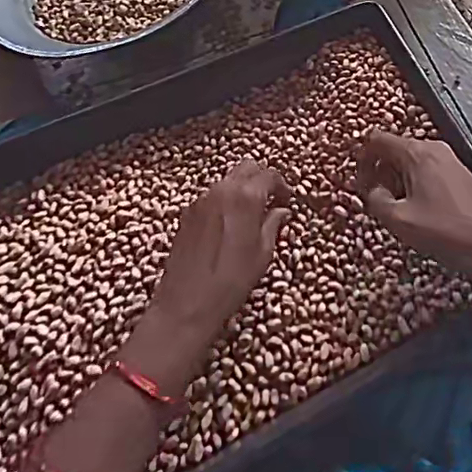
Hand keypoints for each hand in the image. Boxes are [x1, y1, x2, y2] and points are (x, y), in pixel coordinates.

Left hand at [147, 160, 292, 343]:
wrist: (185, 304)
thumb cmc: (229, 282)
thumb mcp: (262, 254)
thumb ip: (273, 225)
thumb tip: (280, 211)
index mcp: (246, 197)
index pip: (269, 175)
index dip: (282, 186)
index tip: (286, 200)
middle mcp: (222, 190)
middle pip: (247, 167)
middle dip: (262, 179)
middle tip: (271, 200)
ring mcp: (202, 200)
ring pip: (228, 179)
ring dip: (242, 189)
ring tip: (250, 215)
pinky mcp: (188, 213)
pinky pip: (212, 195)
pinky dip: (225, 200)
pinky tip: (229, 225)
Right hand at [354, 131, 471, 304]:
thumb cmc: (445, 232)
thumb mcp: (399, 221)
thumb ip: (376, 200)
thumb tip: (373, 190)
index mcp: (417, 152)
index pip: (377, 139)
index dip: (362, 157)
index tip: (358, 181)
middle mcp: (434, 148)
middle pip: (394, 149)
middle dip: (379, 171)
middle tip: (374, 199)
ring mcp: (450, 160)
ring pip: (411, 161)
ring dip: (397, 180)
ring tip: (395, 209)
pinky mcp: (461, 175)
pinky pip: (427, 171)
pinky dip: (415, 185)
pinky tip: (418, 211)